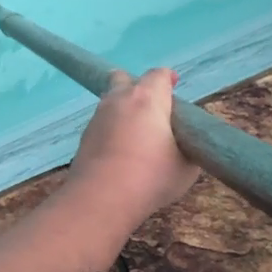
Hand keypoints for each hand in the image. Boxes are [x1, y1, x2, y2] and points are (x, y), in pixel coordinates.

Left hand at [61, 68, 199, 229]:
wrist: (101, 196)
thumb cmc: (151, 176)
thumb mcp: (187, 165)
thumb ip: (188, 146)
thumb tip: (182, 144)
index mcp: (146, 99)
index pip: (156, 75)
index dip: (166, 78)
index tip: (173, 85)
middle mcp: (117, 101)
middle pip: (123, 79)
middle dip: (135, 85)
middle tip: (151, 104)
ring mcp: (97, 117)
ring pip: (109, 102)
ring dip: (122, 109)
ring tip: (137, 131)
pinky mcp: (84, 136)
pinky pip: (101, 123)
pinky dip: (111, 128)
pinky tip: (121, 148)